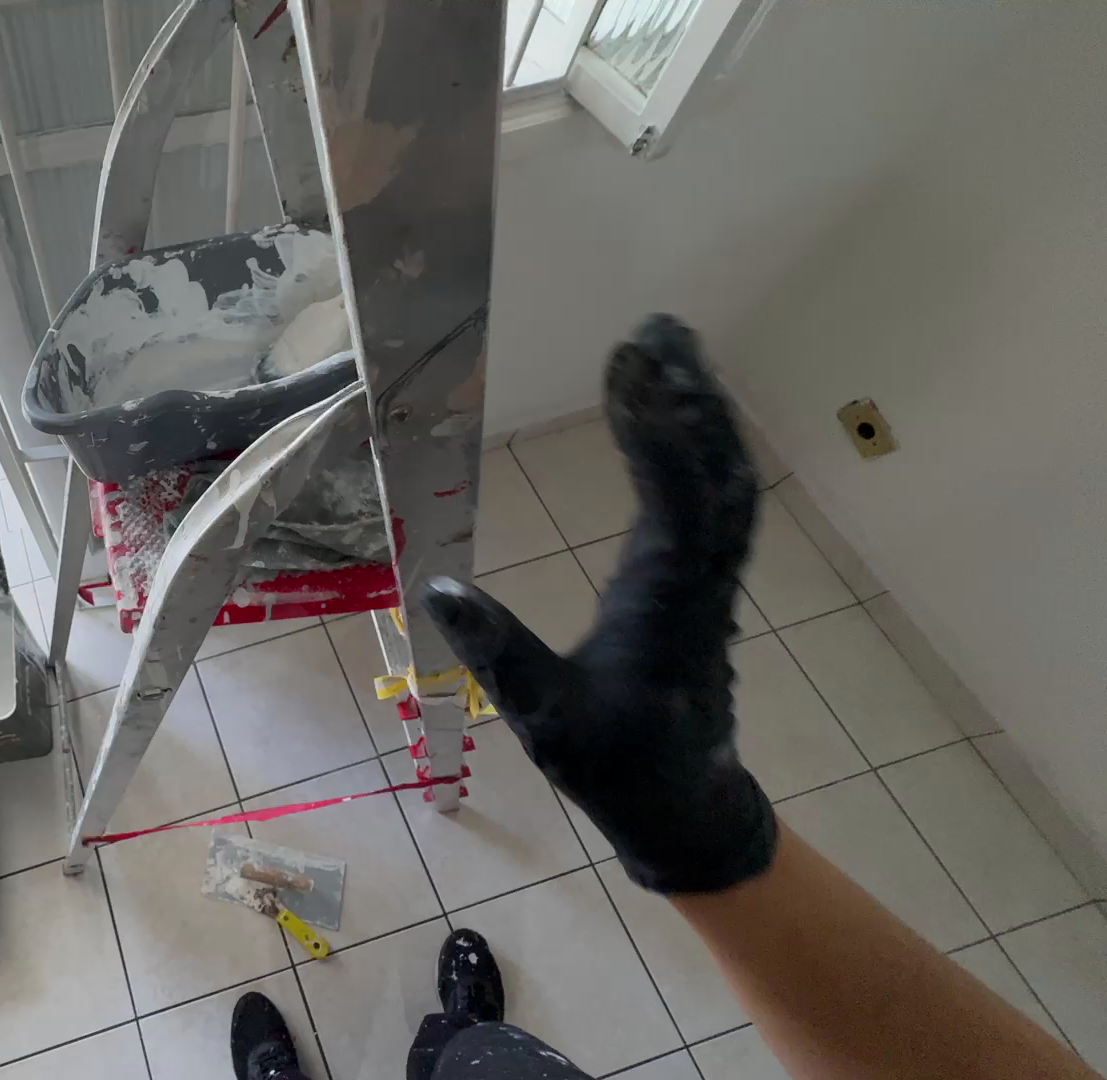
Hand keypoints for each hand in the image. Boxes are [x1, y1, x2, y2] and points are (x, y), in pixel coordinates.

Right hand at [424, 314, 775, 893]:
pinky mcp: (696, 579)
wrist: (679, 799)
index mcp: (667, 601)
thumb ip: (495, 650)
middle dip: (688, 395)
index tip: (624, 366)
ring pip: (722, 478)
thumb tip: (437, 585)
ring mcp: (706, 575)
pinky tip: (666, 423)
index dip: (653, 428)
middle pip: (717, 467)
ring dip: (697, 412)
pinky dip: (692, 449)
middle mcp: (700, 575)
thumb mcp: (543, 714)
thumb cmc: (611, 759)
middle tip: (656, 330)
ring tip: (662, 355)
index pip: (676, 496)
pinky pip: (709, 498)